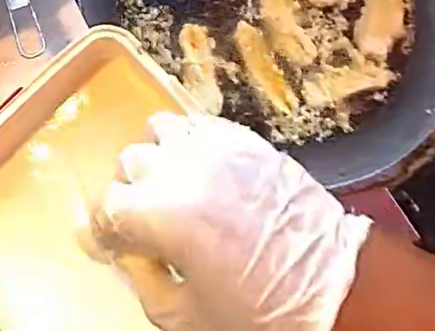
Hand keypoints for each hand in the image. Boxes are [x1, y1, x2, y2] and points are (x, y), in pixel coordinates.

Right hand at [96, 113, 370, 330]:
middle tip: (146, 220)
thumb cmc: (260, 310)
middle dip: (132, 191)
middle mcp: (186, 166)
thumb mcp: (186, 317)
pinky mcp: (245, 136)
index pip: (108, 204)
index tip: (110, 241)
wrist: (330, 285)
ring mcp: (217, 144)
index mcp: (165, 213)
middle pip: (132, 159)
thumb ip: (144, 279)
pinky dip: (192, 141)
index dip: (104, 227)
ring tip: (174, 185)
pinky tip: (203, 169)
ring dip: (160, 155)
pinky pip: (201, 123)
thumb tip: (126, 256)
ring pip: (162, 127)